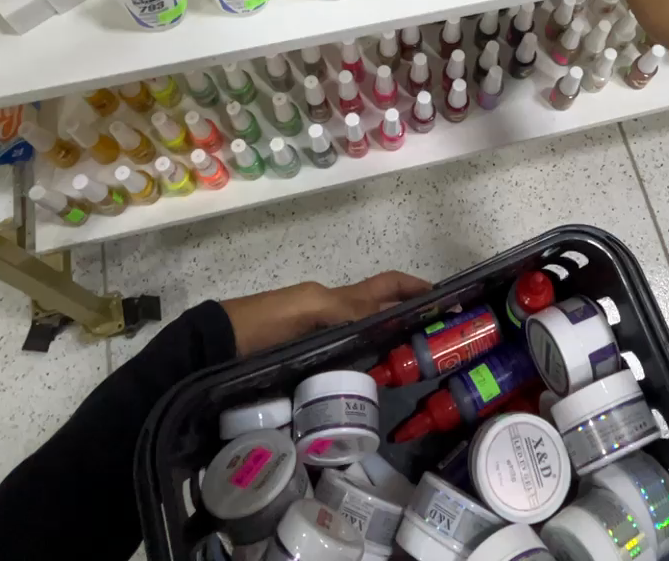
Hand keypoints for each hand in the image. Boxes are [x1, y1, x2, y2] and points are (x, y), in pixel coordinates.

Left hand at [221, 271, 431, 356]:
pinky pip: (351, 357)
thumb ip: (347, 310)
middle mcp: (336, 313)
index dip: (415, 286)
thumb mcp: (308, 309)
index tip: (447, 297)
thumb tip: (388, 318)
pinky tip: (377, 383)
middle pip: (382, 311)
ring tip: (416, 367)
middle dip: (412, 318)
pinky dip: (370, 364)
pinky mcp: (312, 362)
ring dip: (393, 345)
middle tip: (441, 342)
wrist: (220, 347)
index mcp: (338, 296)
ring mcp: (324, 338)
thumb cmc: (265, 322)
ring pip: (369, 336)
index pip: (387, 285)